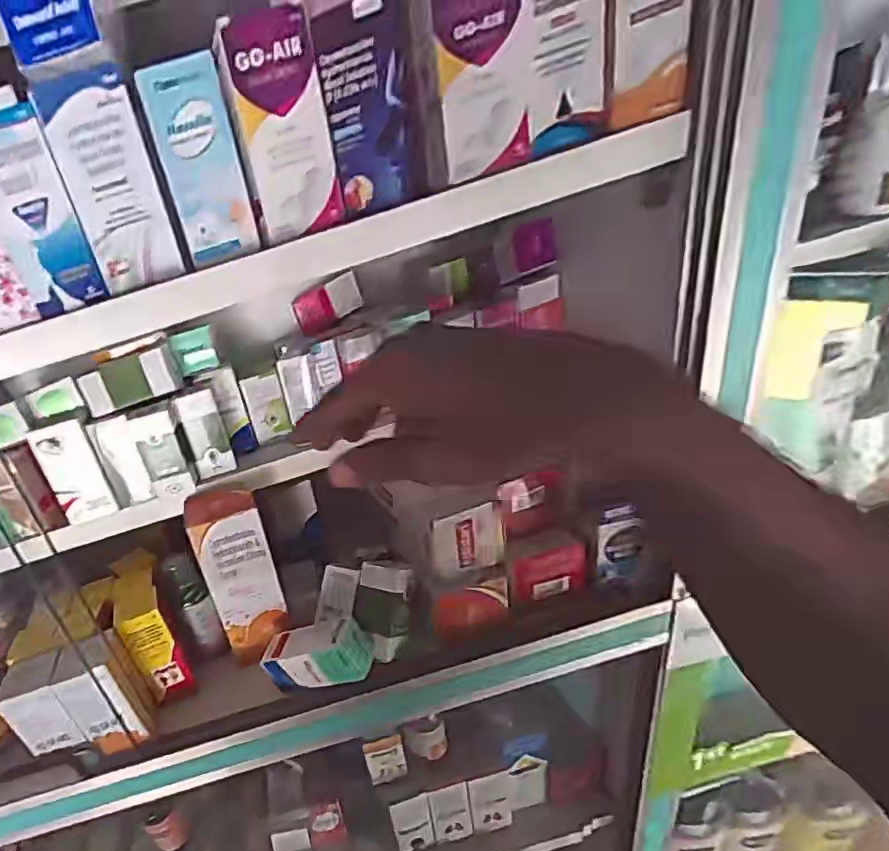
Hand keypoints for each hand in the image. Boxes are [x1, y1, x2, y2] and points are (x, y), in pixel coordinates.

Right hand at [292, 325, 693, 487]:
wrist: (589, 396)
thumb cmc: (510, 433)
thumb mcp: (441, 460)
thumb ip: (384, 462)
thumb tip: (337, 471)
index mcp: (395, 372)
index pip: (340, 401)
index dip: (318, 424)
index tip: (298, 441)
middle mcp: (412, 347)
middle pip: (364, 383)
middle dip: (348, 414)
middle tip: (331, 442)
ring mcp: (444, 341)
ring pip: (394, 375)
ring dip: (379, 406)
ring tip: (369, 434)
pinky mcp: (470, 344)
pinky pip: (421, 370)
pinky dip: (409, 396)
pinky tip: (418, 419)